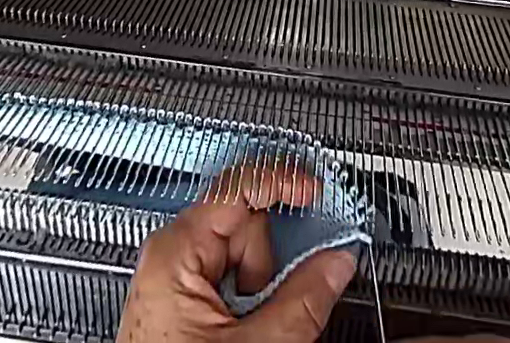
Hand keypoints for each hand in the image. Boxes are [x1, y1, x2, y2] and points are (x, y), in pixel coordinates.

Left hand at [117, 164, 356, 342]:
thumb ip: (304, 297)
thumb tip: (338, 260)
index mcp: (176, 250)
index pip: (238, 185)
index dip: (281, 181)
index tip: (313, 192)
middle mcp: (172, 253)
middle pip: (245, 221)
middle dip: (267, 258)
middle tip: (266, 300)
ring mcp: (176, 276)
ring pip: (242, 249)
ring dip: (259, 282)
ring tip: (246, 327)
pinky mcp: (184, 298)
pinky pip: (231, 274)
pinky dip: (248, 293)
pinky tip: (242, 327)